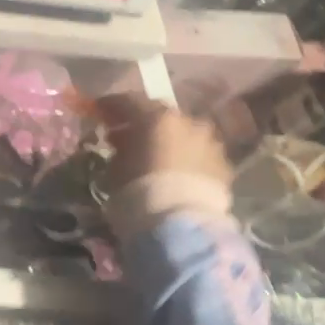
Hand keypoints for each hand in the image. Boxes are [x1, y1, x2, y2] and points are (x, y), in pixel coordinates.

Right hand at [95, 94, 231, 191]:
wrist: (181, 224)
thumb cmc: (139, 192)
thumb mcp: (116, 168)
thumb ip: (120, 149)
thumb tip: (121, 143)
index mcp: (157, 118)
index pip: (130, 100)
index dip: (112, 104)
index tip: (100, 109)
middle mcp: (188, 122)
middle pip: (161, 115)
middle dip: (143, 123)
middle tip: (127, 136)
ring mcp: (210, 142)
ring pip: (185, 133)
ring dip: (169, 140)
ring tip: (156, 158)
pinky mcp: (224, 163)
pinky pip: (199, 153)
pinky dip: (187, 157)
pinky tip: (176, 173)